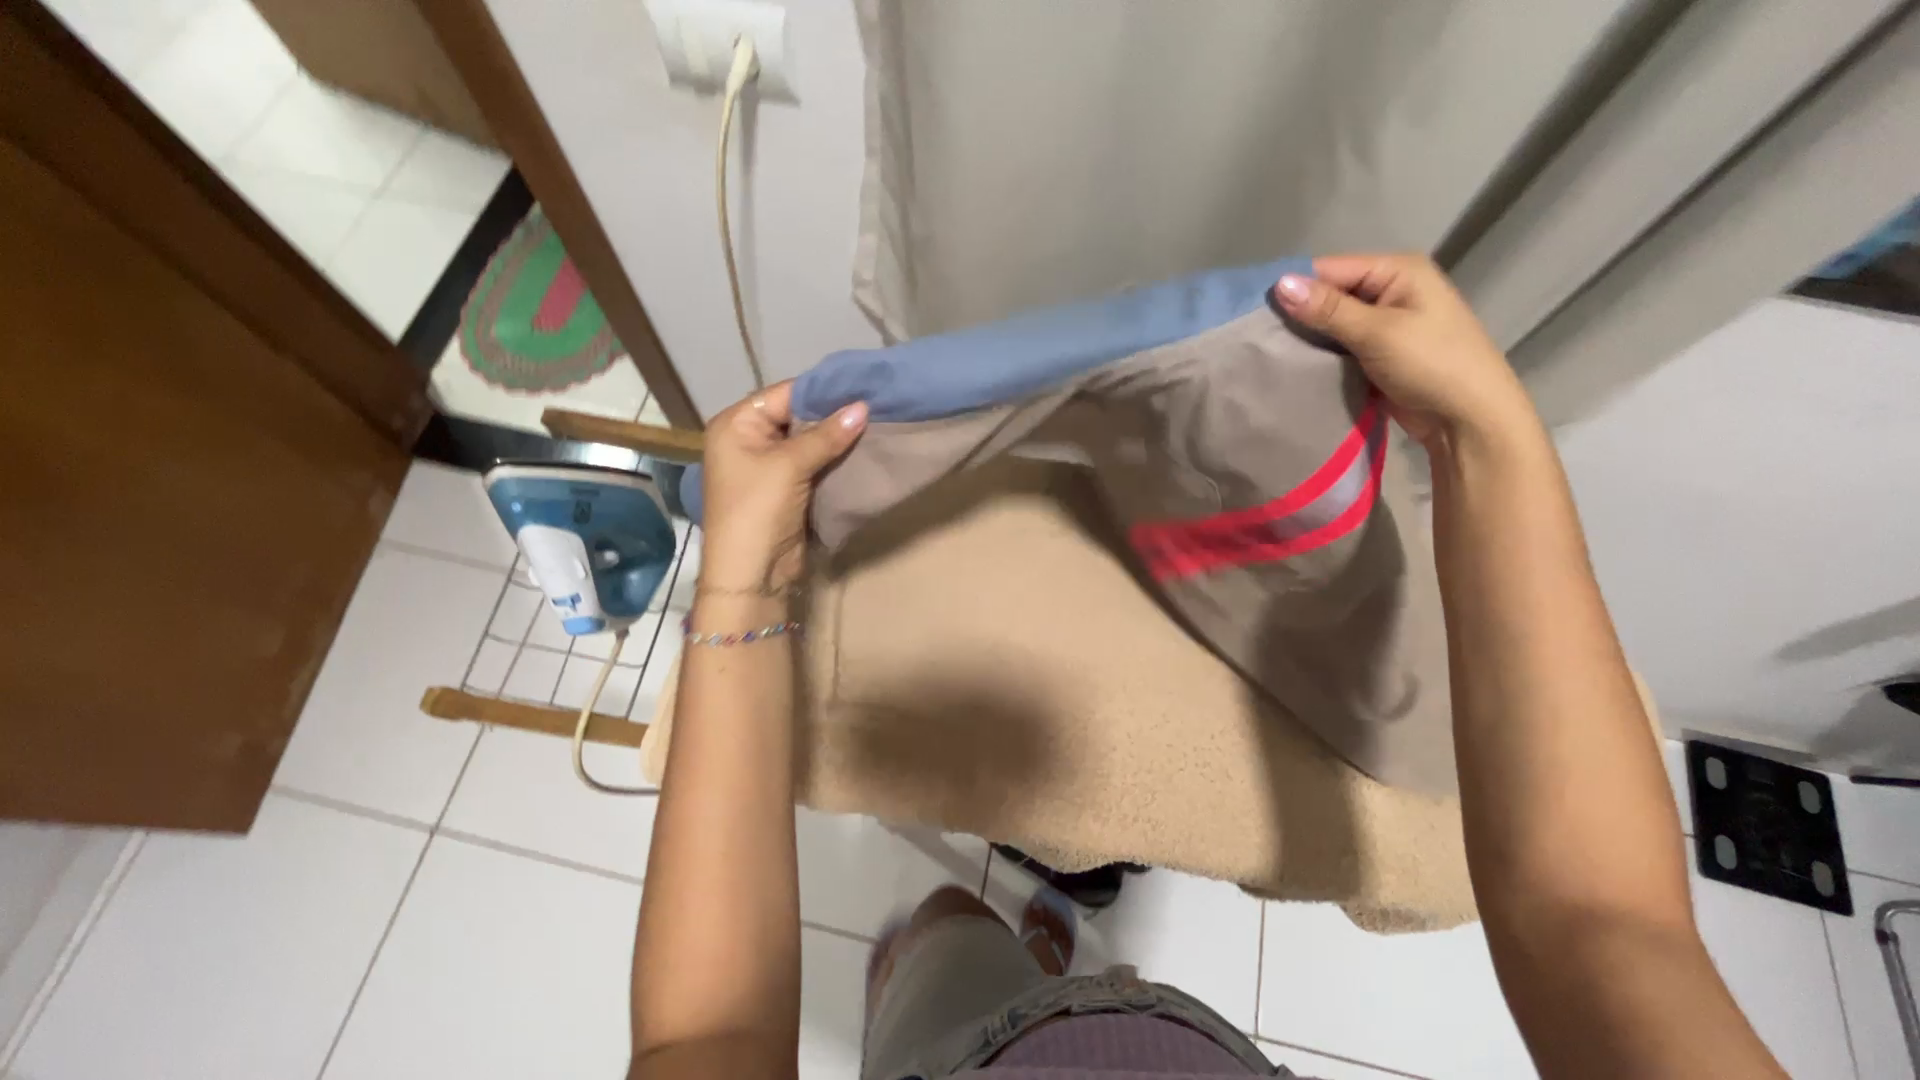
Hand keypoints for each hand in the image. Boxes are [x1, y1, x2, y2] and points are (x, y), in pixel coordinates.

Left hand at [698, 381, 866, 591]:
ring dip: (838, 438)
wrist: (752, 575)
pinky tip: (863, 449)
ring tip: (877, 423)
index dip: (822, 391)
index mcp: (736, 424)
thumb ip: (827, 435)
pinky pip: (814, 463)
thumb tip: (864, 406)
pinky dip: (835, 458)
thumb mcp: (789, 466)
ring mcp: (768, 466)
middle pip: (797, 416)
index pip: (784, 393)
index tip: (863, 385)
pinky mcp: (788, 488)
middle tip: (875, 404)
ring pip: (810, 441)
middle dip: (833, 414)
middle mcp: (749, 439)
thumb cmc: (758, 510)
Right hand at [1273, 254, 1538, 448]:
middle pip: (1329, 295)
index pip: (1330, 269)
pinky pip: (1339, 347)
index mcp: (1397, 271)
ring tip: (1266, 353)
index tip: (1253, 311)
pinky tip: (1293, 367)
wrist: (1469, 420)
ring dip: (1307, 339)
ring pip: (1331, 324)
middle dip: (1297, 315)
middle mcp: (1390, 291)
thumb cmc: (1432, 364)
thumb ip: (1328, 309)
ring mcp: (1385, 324)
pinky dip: (1319, 356)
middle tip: (1255, 337)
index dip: (1294, 287)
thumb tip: (1279, 284)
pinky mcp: (1377, 355)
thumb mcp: (1378, 332)